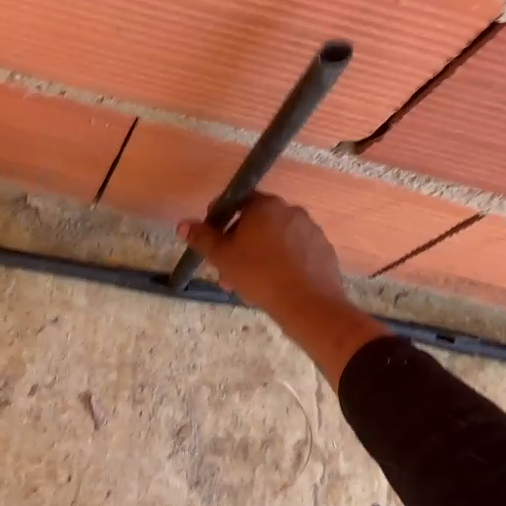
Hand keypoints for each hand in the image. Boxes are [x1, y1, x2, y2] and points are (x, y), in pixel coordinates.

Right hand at [179, 193, 345, 318]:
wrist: (308, 304)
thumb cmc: (259, 275)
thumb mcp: (222, 257)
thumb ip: (202, 238)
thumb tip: (182, 224)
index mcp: (265, 206)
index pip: (237, 201)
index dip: (220, 219)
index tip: (213, 240)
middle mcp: (290, 211)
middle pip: (257, 222)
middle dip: (239, 243)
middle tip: (227, 269)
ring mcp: (310, 230)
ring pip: (276, 239)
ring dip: (259, 254)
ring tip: (247, 282)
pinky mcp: (323, 250)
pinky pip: (295, 251)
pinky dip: (282, 262)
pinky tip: (274, 284)